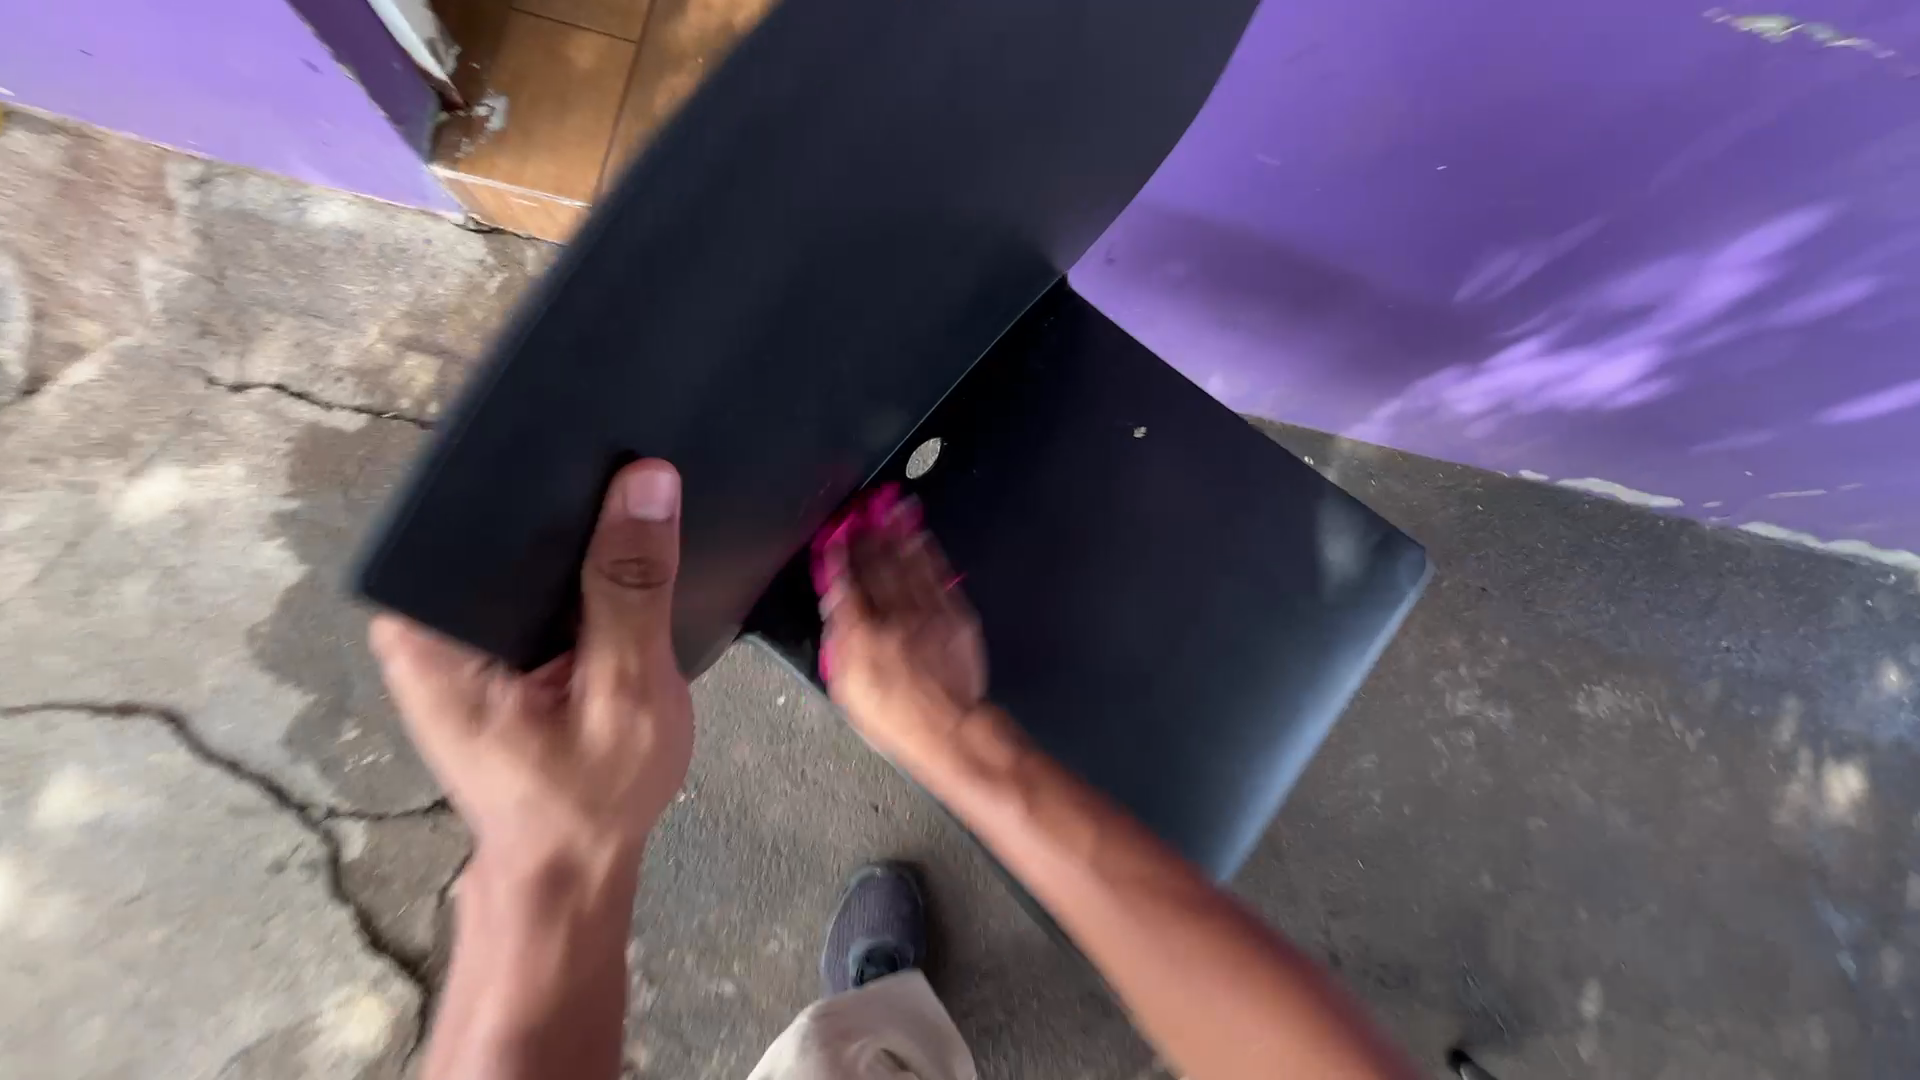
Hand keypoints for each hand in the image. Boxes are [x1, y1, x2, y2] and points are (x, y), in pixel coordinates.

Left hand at [370, 459, 693, 890]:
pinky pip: (548, 578)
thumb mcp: (625, 689)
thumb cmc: (591, 793)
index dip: (549, 465)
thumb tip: (649, 480)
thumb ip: (631, 587)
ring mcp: (465, 628)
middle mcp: (431, 615)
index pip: (476, 508)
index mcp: (429, 624)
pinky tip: (638, 542)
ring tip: (651, 485)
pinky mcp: (501, 640)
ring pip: (533, 548)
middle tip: (651, 460)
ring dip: (591, 527)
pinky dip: (594, 564)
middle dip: (580, 493)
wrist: (575, 866)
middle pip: (507, 522)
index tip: (618, 429)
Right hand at [817, 490, 987, 766]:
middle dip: (867, 533)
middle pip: (877, 564)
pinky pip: (939, 575)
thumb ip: (839, 643)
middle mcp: (896, 616)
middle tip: (862, 508)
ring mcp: (928, 613)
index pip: (847, 583)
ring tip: (891, 506)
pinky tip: (921, 536)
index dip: (840, 555)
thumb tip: (836, 611)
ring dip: (897, 532)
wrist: (949, 728)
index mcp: (865, 633)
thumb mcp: (848, 688)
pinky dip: (928, 552)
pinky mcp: (954, 616)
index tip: (836, 534)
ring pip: (909, 562)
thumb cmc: (898, 716)